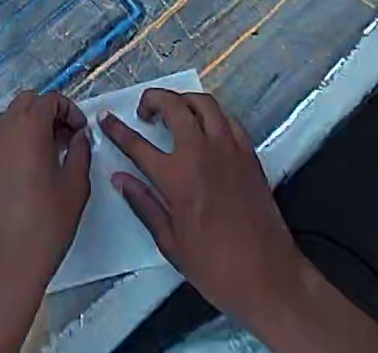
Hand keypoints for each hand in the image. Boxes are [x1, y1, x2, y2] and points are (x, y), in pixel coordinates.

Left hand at [0, 91, 92, 352]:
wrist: (7, 267)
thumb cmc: (45, 227)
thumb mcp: (75, 187)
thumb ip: (80, 152)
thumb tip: (79, 137)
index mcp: (28, 130)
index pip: (49, 99)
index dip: (69, 110)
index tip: (80, 130)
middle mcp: (2, 134)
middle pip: (25, 103)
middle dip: (48, 113)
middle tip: (66, 138)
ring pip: (9, 123)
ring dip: (30, 129)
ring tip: (49, 158)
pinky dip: (13, 149)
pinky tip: (27, 177)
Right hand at [103, 90, 377, 351]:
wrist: (271, 278)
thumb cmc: (216, 268)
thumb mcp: (171, 244)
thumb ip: (143, 204)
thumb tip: (120, 179)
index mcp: (177, 178)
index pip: (137, 144)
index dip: (117, 128)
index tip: (105, 118)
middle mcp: (201, 153)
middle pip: (173, 105)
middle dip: (152, 99)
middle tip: (144, 111)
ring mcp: (228, 150)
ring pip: (203, 103)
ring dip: (183, 100)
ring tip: (174, 111)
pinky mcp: (249, 154)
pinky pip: (228, 119)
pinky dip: (212, 115)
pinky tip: (206, 128)